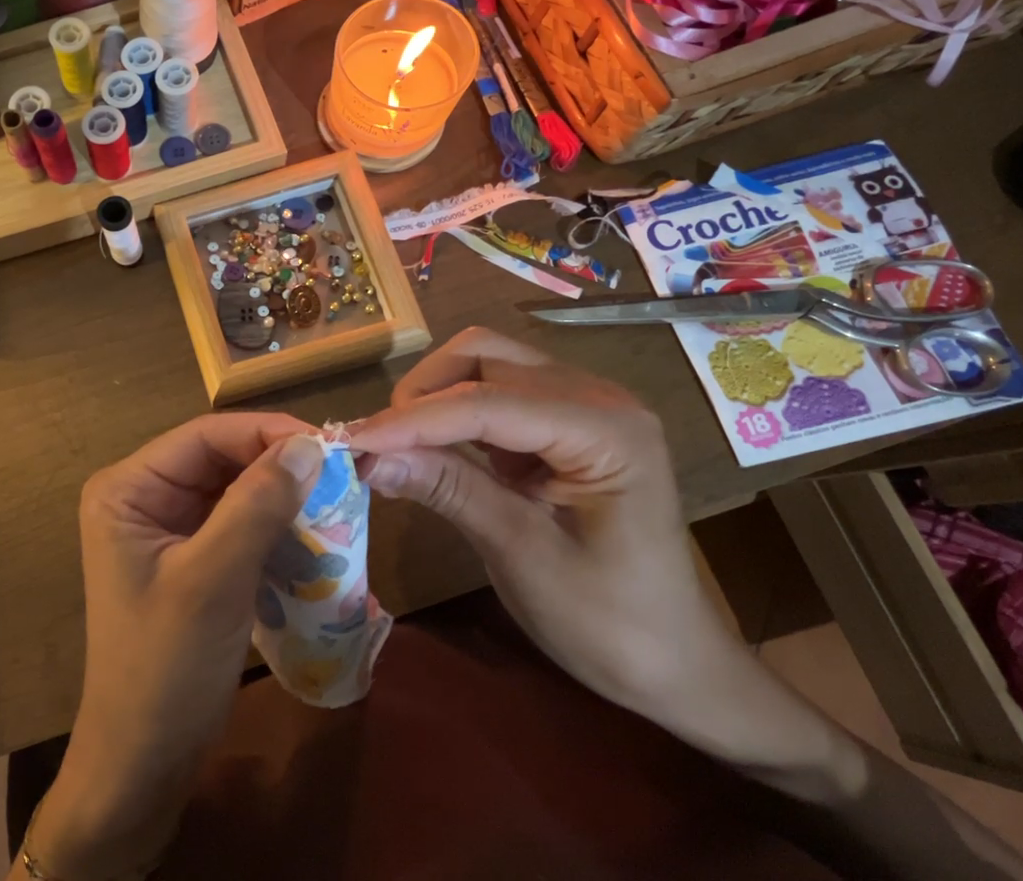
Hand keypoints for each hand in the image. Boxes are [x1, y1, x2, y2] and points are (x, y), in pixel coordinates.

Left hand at [31, 414, 322, 877]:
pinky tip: (315, 542)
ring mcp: (166, 532)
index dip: (267, 432)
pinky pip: (239, 529)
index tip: (332, 446)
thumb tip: (309, 444)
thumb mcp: (213, 580)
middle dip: (279, 468)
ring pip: (235, 494)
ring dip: (283, 501)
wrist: (144, 758)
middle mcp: (142, 499)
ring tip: (339, 507)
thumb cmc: (166, 666)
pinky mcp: (190, 563)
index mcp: (127, 490)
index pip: (204, 436)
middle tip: (344, 479)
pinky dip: (275, 533)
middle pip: (221, 460)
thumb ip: (257, 505)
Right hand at [348, 329, 853, 781]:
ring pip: (487, 367)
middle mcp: (599, 400)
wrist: (676, 665)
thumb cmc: (610, 623)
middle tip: (377, 447)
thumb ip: (449, 491)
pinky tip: (432, 455)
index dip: (411, 420)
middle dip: (423, 393)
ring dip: (435, 398)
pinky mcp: (568, 431)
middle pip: (485, 358)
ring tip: (397, 449)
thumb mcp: (523, 556)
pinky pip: (498, 399)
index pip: (487, 403)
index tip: (346, 442)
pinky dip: (455, 417)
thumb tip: (368, 456)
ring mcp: (585, 411)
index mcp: (606, 430)